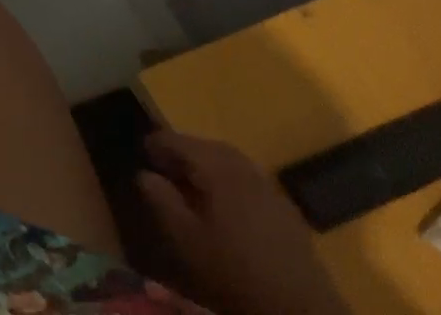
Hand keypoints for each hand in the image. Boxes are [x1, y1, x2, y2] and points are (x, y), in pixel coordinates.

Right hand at [138, 132, 349, 314]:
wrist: (299, 309)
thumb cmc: (233, 270)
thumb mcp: (185, 238)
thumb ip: (162, 200)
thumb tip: (145, 174)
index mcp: (221, 173)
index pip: (183, 142)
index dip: (159, 143)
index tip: (141, 150)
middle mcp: (248, 172)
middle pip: (210, 147)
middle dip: (184, 149)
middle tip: (163, 163)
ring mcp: (271, 191)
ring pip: (233, 161)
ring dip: (207, 162)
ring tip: (189, 181)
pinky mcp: (286, 211)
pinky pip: (250, 180)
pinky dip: (229, 178)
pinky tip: (223, 203)